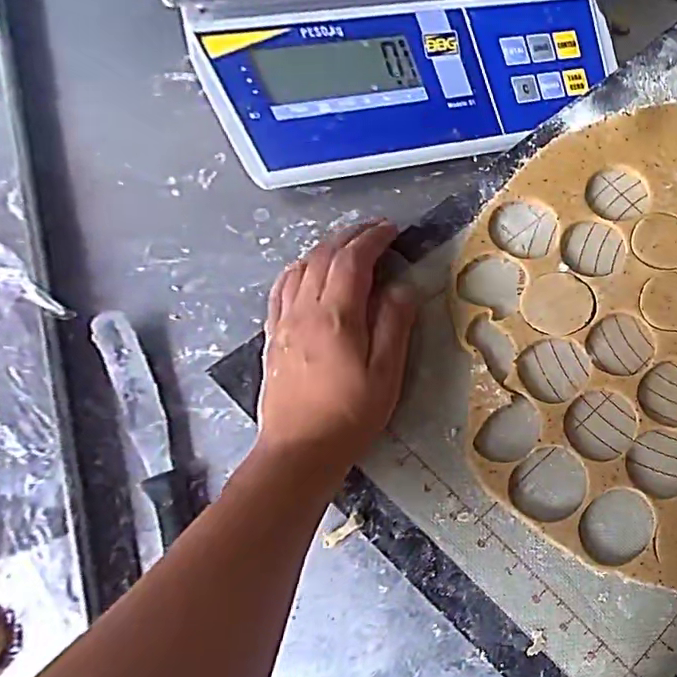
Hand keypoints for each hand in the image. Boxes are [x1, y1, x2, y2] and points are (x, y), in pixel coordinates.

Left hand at [258, 221, 417, 467]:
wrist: (301, 446)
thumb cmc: (353, 411)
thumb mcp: (388, 370)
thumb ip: (394, 324)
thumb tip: (402, 287)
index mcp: (335, 317)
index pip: (350, 262)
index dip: (371, 240)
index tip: (392, 230)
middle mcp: (303, 311)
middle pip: (321, 258)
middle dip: (349, 238)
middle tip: (376, 230)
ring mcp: (283, 322)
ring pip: (298, 269)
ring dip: (324, 249)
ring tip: (349, 246)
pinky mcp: (274, 335)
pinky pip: (282, 288)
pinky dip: (301, 269)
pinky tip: (311, 273)